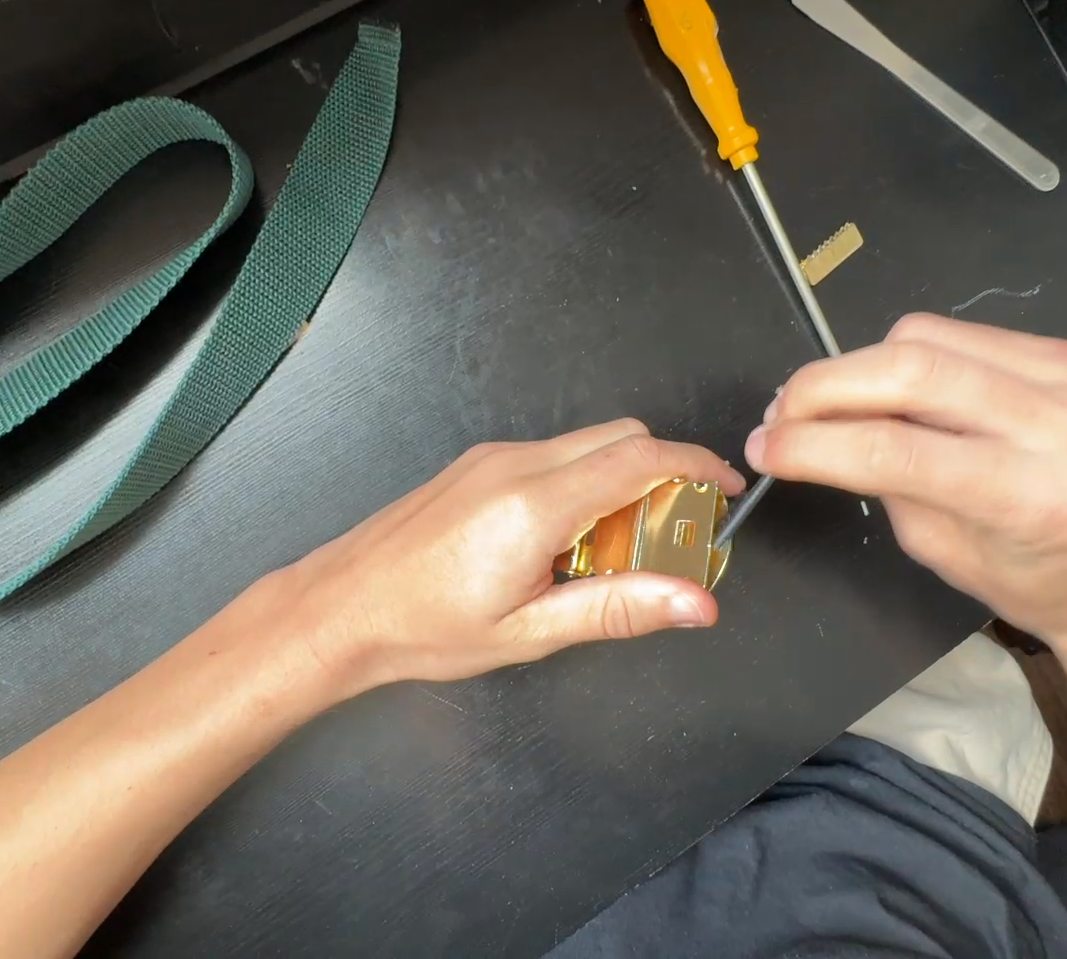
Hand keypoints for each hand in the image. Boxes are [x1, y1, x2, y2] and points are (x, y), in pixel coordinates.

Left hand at [264, 419, 745, 689]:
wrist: (340, 604)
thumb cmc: (429, 628)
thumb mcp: (529, 631)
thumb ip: (617, 609)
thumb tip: (698, 603)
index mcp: (535, 503)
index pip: (640, 458)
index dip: (697, 465)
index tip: (726, 489)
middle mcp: (517, 461)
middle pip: (618, 435)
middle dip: (663, 469)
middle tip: (670, 532)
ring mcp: (492, 455)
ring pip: (585, 442)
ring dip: (620, 476)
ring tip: (613, 547)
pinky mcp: (476, 461)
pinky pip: (551, 453)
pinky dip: (582, 479)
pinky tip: (564, 536)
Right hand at [746, 314, 1066, 648]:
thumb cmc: (1026, 580)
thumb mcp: (935, 547)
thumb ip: (879, 479)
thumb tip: (804, 432)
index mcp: (1037, 498)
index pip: (895, 451)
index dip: (810, 444)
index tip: (762, 448)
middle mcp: (1065, 425)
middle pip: (910, 371)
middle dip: (820, 387)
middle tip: (779, 414)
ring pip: (922, 339)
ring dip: (853, 369)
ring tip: (828, 404)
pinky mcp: (1065, 355)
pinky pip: (951, 334)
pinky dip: (899, 357)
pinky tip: (890, 392)